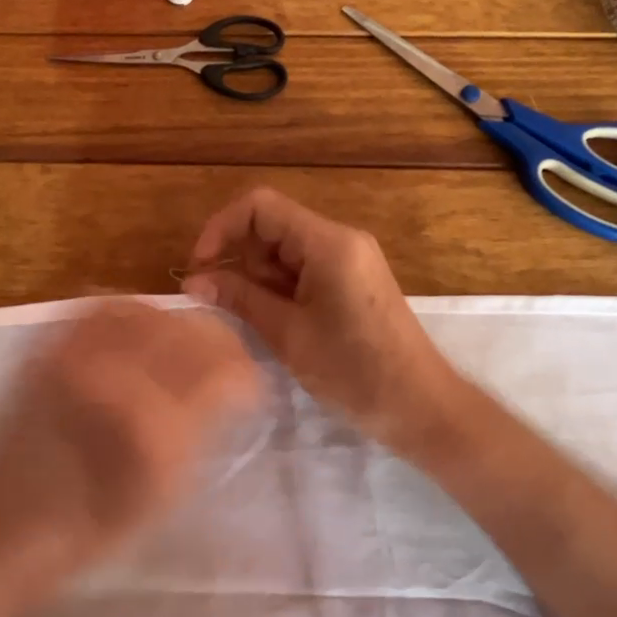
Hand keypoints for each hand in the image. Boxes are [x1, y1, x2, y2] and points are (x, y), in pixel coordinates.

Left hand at [0, 297, 258, 581]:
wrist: (7, 517)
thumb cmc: (92, 525)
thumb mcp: (164, 491)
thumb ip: (200, 430)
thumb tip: (228, 391)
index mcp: (156, 426)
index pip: (221, 369)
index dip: (244, 372)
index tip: (249, 385)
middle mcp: (117, 376)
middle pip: (185, 329)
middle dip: (215, 343)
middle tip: (222, 361)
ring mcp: (77, 354)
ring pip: (145, 310)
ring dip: (173, 324)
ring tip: (181, 344)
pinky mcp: (49, 344)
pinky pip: (100, 306)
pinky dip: (130, 312)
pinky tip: (137, 331)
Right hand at [183, 187, 462, 453]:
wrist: (424, 409)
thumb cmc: (354, 371)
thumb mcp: (287, 334)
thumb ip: (238, 298)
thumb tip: (193, 281)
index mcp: (328, 242)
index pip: (259, 207)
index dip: (221, 228)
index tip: (201, 267)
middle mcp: (340, 239)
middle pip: (270, 226)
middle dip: (243, 261)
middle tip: (240, 308)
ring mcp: (350, 259)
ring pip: (283, 249)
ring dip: (262, 280)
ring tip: (271, 325)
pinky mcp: (353, 280)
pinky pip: (302, 267)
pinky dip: (282, 289)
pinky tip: (285, 324)